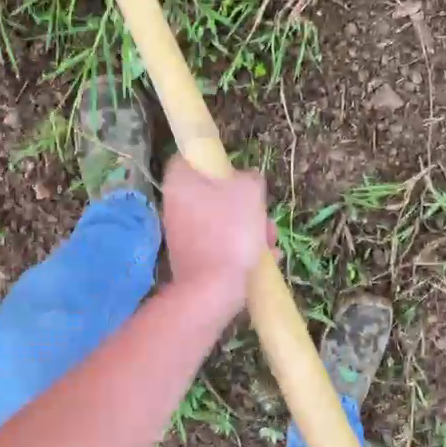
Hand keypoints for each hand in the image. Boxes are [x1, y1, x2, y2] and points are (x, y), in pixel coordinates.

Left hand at [160, 157, 273, 308]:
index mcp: (180, 182)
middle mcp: (175, 205)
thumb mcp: (249, 192)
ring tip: (269, 240)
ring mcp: (183, 234)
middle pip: (213, 192)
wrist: (213, 289)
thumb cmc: (229, 231)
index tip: (235, 170)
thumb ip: (250, 177)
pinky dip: (241, 247)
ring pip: (221, 219)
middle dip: (244, 201)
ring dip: (249, 226)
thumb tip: (246, 179)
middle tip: (262, 212)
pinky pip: (221, 243)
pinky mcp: (194, 258)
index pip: (189, 157)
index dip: (213, 159)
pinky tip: (264, 258)